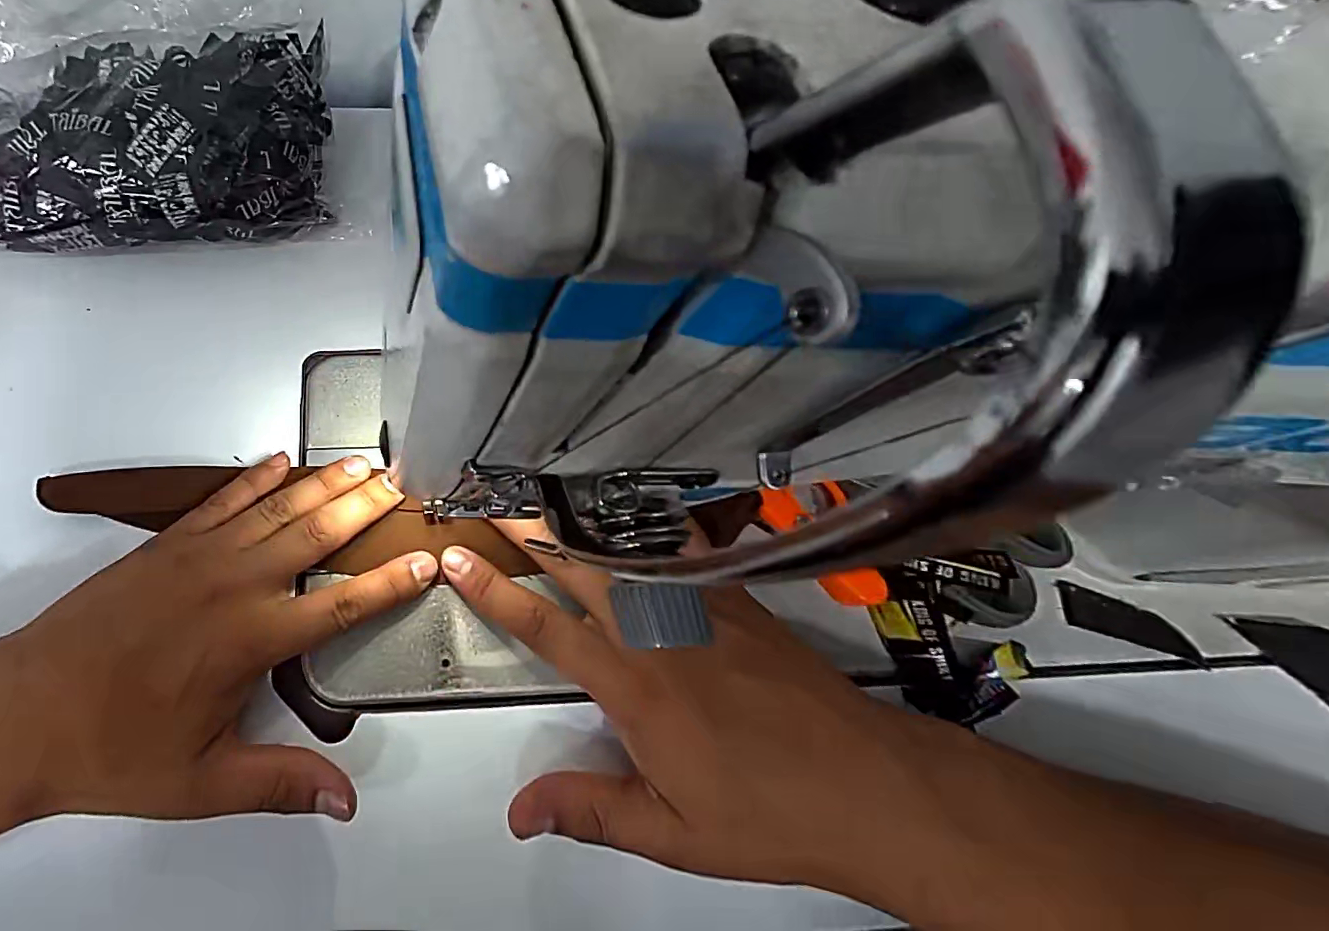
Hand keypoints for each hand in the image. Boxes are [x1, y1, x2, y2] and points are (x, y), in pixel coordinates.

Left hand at [0, 453, 434, 873]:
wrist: (22, 712)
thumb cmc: (113, 750)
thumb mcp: (201, 782)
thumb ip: (279, 783)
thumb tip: (345, 800)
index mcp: (251, 639)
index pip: (341, 604)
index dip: (390, 582)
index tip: (426, 559)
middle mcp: (234, 585)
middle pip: (316, 534)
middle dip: (365, 506)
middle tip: (400, 483)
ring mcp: (198, 555)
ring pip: (277, 507)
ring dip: (323, 483)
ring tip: (361, 463)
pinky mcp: (166, 543)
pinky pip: (223, 500)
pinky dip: (255, 479)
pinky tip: (279, 462)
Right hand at [438, 521, 968, 896]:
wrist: (869, 786)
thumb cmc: (770, 811)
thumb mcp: (671, 831)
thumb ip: (589, 809)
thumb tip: (522, 813)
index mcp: (632, 686)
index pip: (543, 626)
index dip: (493, 591)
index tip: (459, 560)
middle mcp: (658, 634)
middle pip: (576, 567)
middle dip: (527, 531)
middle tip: (494, 504)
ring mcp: (699, 608)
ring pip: (624, 550)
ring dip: (580, 521)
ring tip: (549, 497)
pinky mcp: (734, 599)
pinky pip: (684, 548)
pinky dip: (651, 523)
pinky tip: (636, 507)